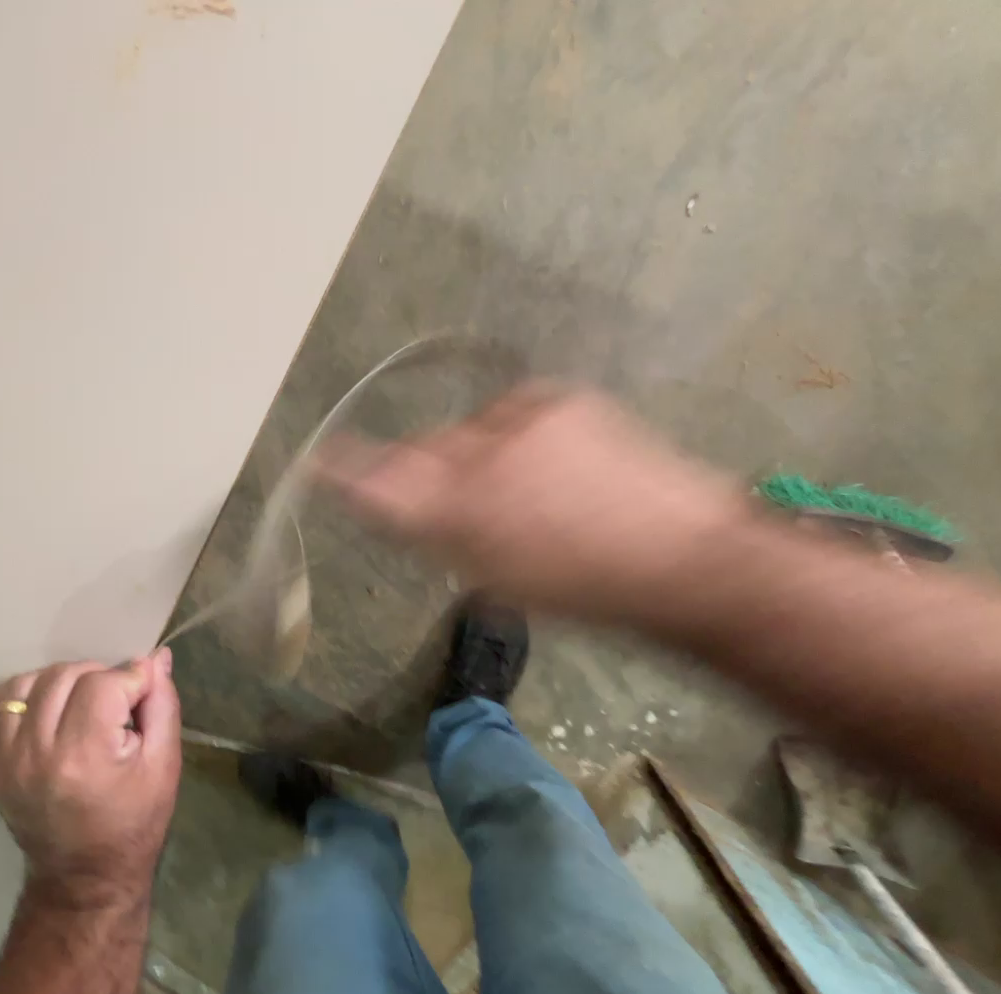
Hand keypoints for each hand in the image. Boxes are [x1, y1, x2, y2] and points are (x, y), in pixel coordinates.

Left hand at [0, 648, 180, 907]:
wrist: (85, 877)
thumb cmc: (134, 822)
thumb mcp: (164, 765)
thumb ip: (162, 705)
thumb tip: (156, 657)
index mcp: (84, 756)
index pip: (105, 681)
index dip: (133, 680)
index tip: (144, 695)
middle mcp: (36, 751)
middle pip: (67, 674)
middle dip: (101, 678)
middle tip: (118, 706)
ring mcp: (5, 756)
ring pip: (32, 681)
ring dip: (63, 682)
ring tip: (83, 707)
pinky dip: (21, 695)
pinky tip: (46, 711)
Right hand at [314, 385, 745, 622]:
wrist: (679, 554)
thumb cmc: (581, 588)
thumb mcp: (493, 580)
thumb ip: (434, 538)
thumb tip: (396, 507)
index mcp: (458, 514)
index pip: (383, 483)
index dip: (347, 471)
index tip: (321, 462)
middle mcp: (476, 458)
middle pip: (421, 450)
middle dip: (427, 472)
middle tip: (463, 505)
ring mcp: (517, 422)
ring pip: (465, 431)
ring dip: (476, 454)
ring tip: (523, 489)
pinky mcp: (555, 398)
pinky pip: (509, 412)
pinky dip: (515, 434)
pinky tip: (550, 462)